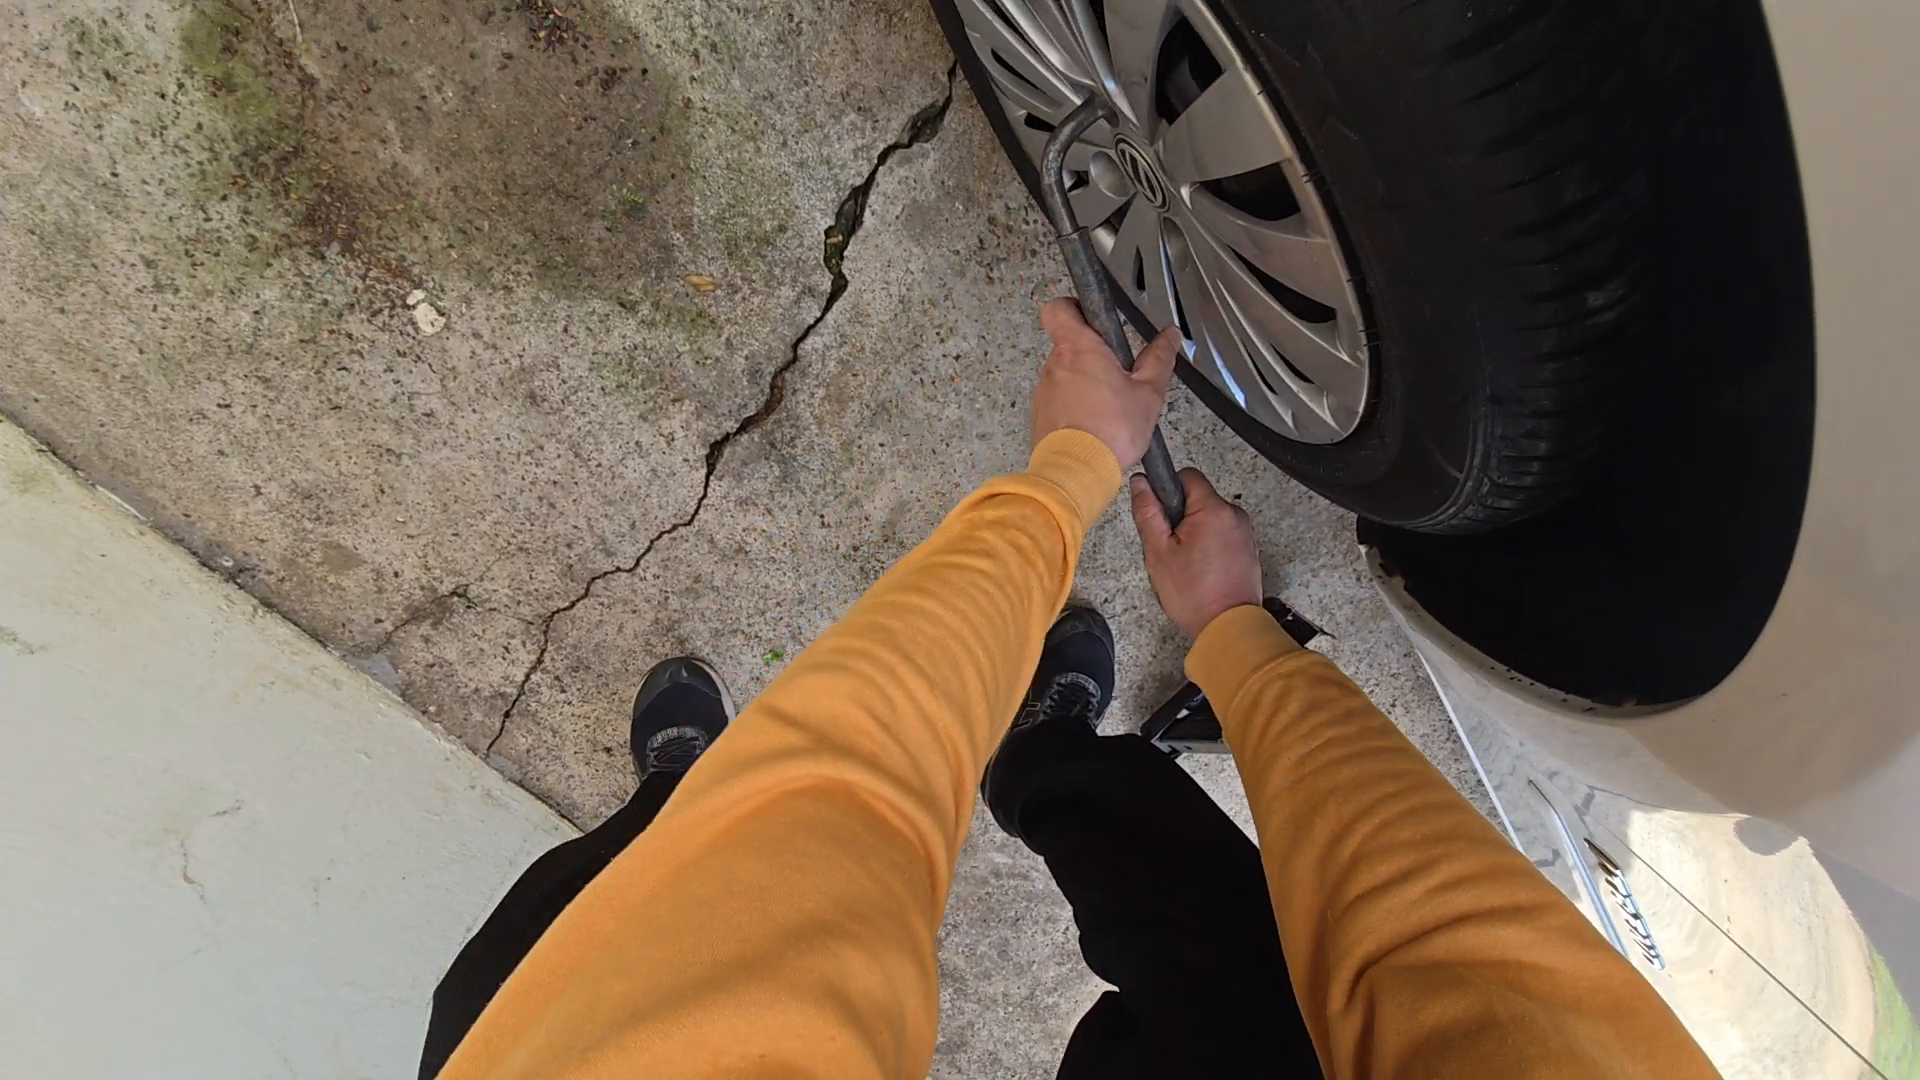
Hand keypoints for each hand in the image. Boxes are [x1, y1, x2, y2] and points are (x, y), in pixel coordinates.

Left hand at [1030, 297, 1179, 468]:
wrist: (1076, 472)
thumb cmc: (1111, 432)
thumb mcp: (1148, 394)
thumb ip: (1159, 360)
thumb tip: (1169, 338)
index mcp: (1079, 349)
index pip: (1060, 308)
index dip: (1073, 306)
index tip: (1091, 314)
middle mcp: (1054, 366)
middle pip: (1067, 345)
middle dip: (1091, 354)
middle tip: (1116, 373)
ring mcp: (1043, 391)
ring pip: (1063, 375)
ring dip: (1083, 383)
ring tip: (1108, 406)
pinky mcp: (1039, 415)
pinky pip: (1057, 400)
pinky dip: (1073, 406)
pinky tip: (1094, 423)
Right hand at [1129, 468, 1262, 637]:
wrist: (1228, 626)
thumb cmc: (1193, 593)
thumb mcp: (1158, 552)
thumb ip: (1148, 512)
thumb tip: (1141, 483)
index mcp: (1213, 510)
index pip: (1187, 476)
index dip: (1167, 490)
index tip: (1160, 515)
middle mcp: (1234, 515)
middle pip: (1198, 498)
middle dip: (1180, 517)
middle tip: (1170, 548)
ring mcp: (1245, 532)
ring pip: (1209, 518)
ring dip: (1194, 532)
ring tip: (1186, 563)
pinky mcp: (1249, 548)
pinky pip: (1222, 534)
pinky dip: (1208, 545)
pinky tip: (1201, 569)